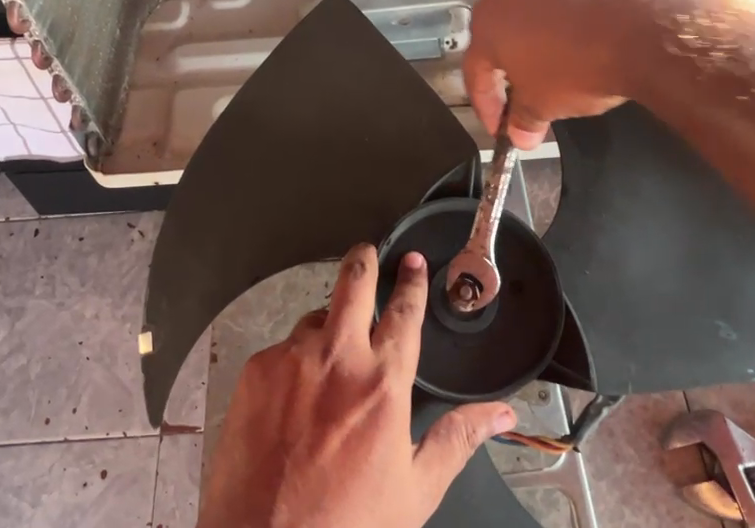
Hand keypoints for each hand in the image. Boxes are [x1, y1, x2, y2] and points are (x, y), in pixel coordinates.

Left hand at [197, 245, 517, 527]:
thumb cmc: (345, 523)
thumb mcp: (415, 488)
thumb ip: (458, 439)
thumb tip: (499, 414)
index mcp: (383, 381)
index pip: (404, 309)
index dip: (412, 280)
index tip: (413, 263)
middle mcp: (337, 357)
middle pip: (353, 281)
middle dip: (365, 260)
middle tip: (370, 253)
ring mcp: (291, 359)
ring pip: (315, 315)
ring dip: (328, 321)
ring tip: (333, 349)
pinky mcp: (255, 372)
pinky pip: (281, 348)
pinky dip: (294, 358)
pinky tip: (298, 392)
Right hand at [464, 0, 744, 148]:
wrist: (645, 23)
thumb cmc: (580, 64)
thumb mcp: (544, 105)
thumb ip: (525, 120)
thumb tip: (521, 134)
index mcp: (488, 22)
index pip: (475, 71)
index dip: (487, 105)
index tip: (501, 126)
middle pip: (503, 36)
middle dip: (514, 69)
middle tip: (530, 98)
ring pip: (538, 14)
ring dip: (545, 43)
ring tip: (568, 70)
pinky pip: (572, 0)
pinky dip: (577, 23)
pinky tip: (595, 43)